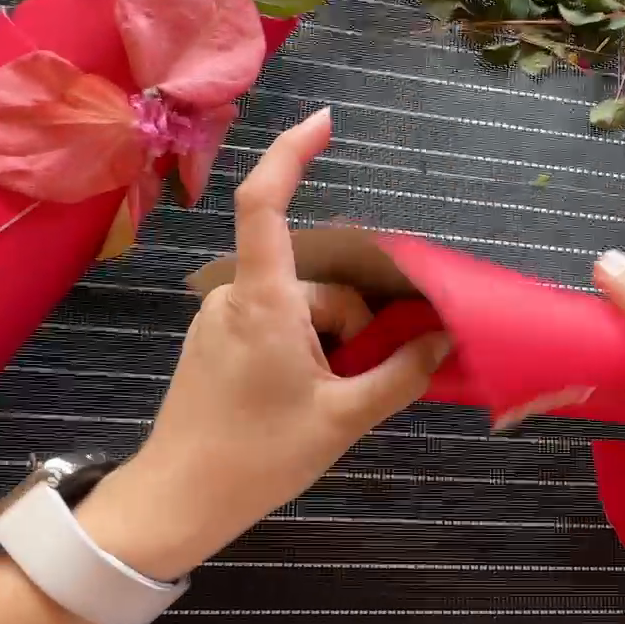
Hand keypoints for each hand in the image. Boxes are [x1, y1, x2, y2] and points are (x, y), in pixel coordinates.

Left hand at [77, 108, 449, 579]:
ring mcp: (221, 320)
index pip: (268, 206)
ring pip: (301, 310)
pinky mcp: (216, 342)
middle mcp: (236, 297)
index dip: (292, 155)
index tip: (325, 122)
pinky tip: (306, 396)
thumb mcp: (343, 418)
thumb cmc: (259, 456)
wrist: (179, 501)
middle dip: (354, 327)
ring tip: (331, 400)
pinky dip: (307, 349)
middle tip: (358, 388)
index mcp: (263, 303)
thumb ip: (401, 375)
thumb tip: (445, 340)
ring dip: (332, 344)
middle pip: (318, 285)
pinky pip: (278, 326)